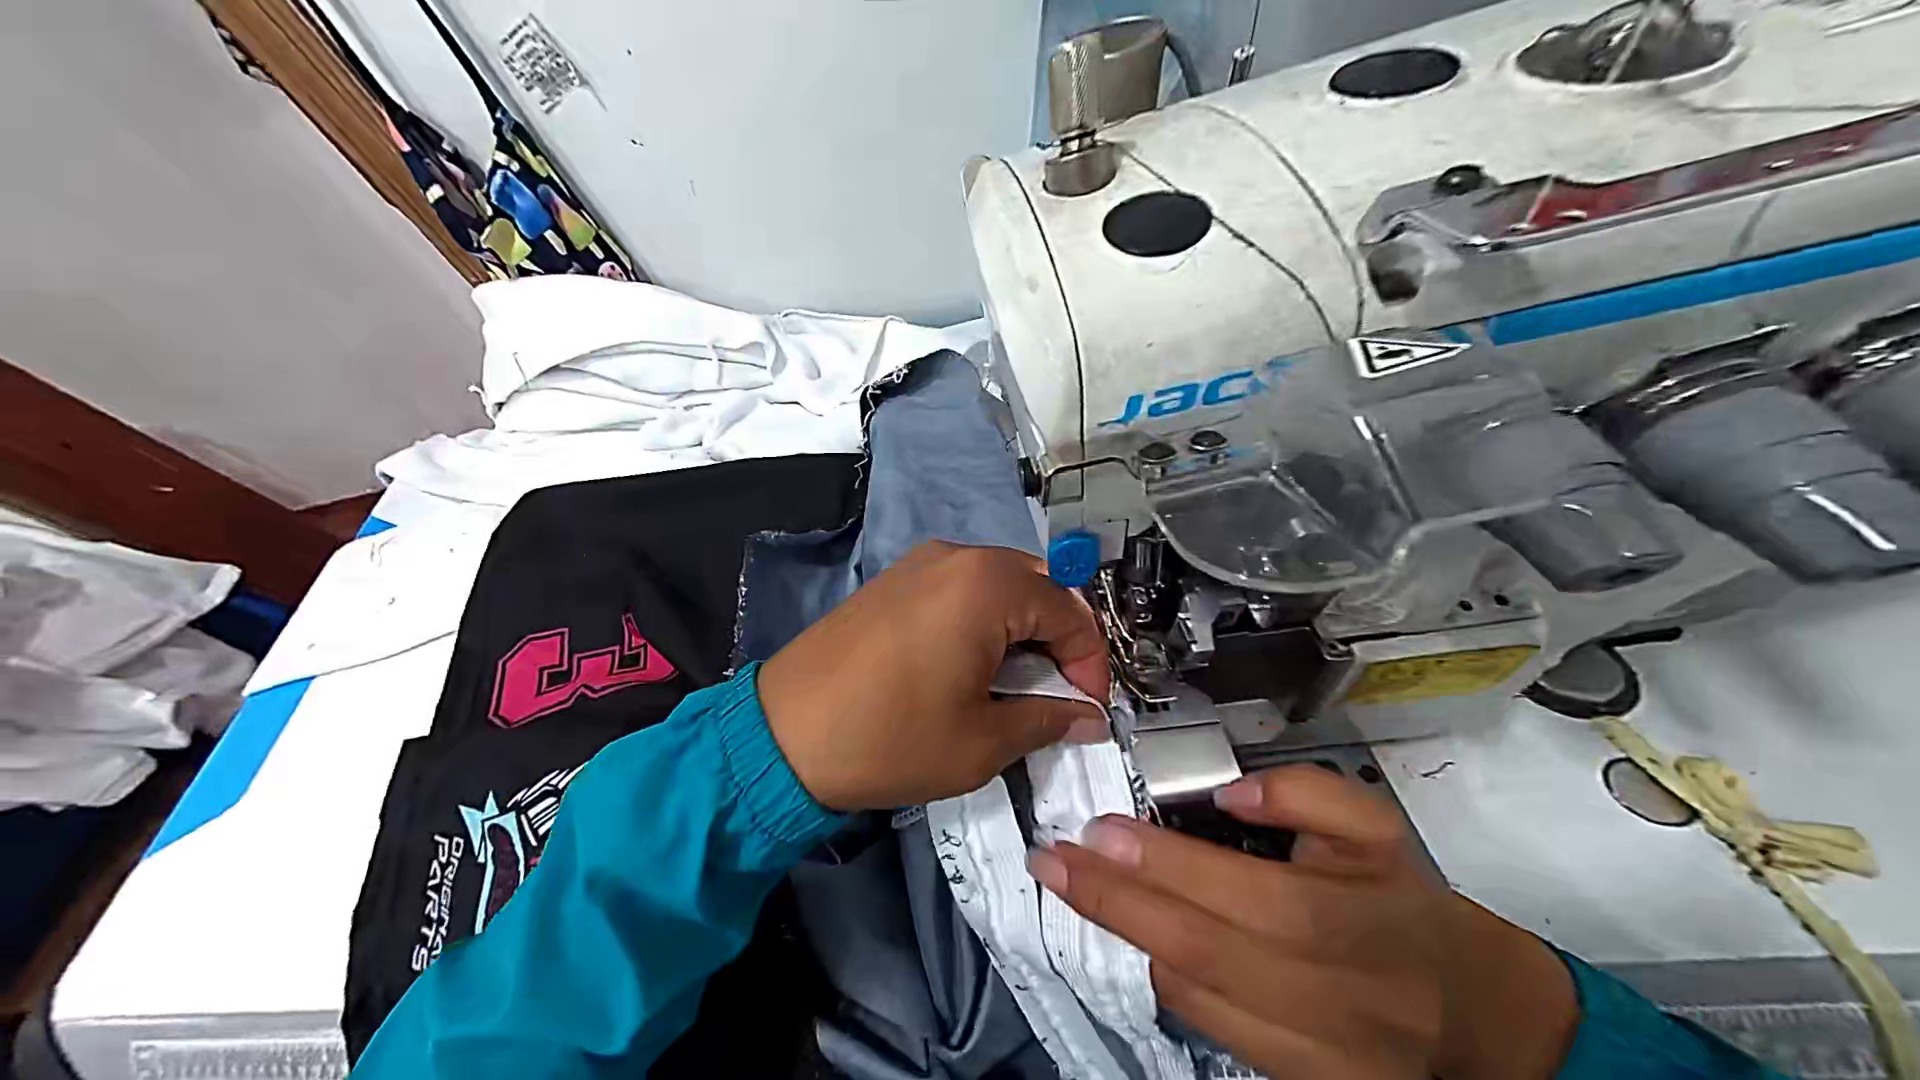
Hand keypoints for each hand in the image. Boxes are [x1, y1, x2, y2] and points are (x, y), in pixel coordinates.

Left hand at [758, 541, 1109, 810]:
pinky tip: (972, 666)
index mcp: (986, 585)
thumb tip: (1087, 715)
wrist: (781, 735)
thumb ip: (1047, 719)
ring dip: (1021, 630)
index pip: (1069, 612)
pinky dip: (983, 621)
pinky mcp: (894, 580)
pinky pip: (960, 589)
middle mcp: (957, 557)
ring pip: (999, 586)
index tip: (1088, 709)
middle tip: (1055, 694)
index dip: (1090, 663)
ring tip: (1015, 685)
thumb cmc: (890, 738)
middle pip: (1037, 588)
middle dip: (1057, 640)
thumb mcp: (981, 741)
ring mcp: (920, 564)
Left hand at [1027, 766, 1578, 1079]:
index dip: (1171, 866)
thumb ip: (1310, 795)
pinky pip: (1208, 1027)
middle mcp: (1334, 997)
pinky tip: (1130, 931)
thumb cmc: (1402, 902)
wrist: (1465, 1013)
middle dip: (1114, 903)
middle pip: (1205, 950)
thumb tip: (1232, 795)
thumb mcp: (1376, 829)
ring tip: (1070, 884)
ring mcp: (1312, 1054)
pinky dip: (1160, 974)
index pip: (1253, 898)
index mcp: (1359, 921)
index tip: (1100, 830)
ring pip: (1195, 994)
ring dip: (1124, 935)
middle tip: (1050, 860)